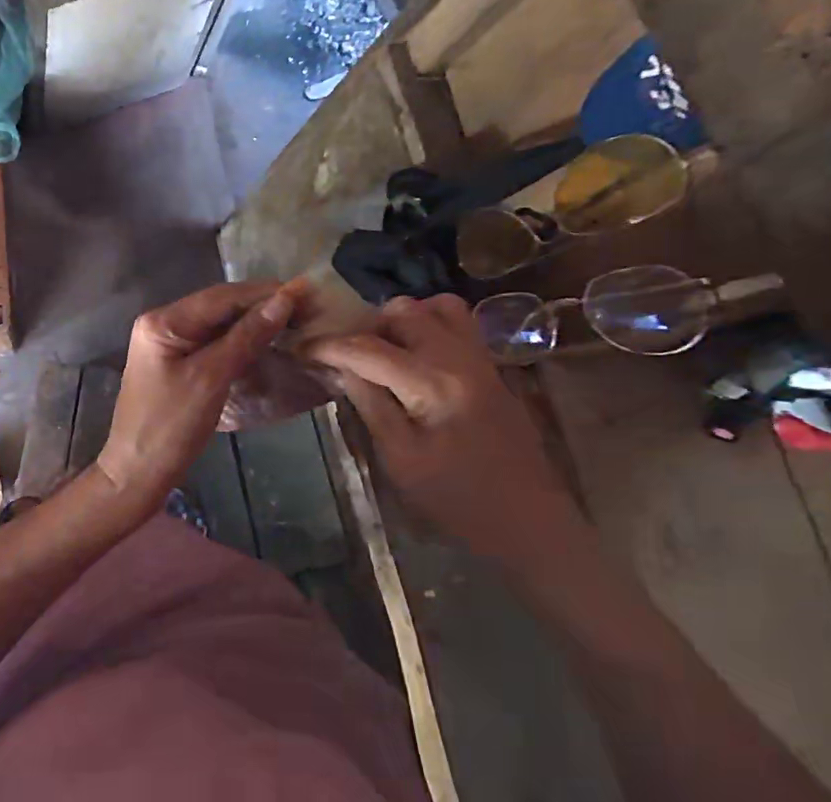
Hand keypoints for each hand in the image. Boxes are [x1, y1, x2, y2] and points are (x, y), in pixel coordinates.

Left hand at [97, 281, 297, 499]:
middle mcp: (162, 324)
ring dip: (254, 323)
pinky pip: (212, 343)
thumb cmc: (170, 426)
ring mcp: (168, 344)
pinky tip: (267, 342)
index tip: (306, 291)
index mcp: (162, 321)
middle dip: (261, 306)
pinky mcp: (176, 364)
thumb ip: (246, 337)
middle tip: (307, 307)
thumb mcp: (211, 378)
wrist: (138, 472)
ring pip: (217, 325)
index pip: (220, 296)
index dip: (263, 293)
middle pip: (218, 307)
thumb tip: (283, 300)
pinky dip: (240, 342)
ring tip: (296, 320)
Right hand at [299, 294, 589, 569]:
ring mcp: (482, 360)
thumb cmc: (457, 500)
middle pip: (403, 312)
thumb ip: (369, 403)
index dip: (327, 345)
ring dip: (402, 319)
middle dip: (365, 326)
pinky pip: (459, 324)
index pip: (367, 348)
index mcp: (433, 385)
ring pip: (436, 307)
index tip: (300, 348)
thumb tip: (338, 367)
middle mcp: (459, 359)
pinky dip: (429, 325)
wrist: (531, 523)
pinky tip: (413, 356)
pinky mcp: (492, 369)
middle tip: (346, 355)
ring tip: (383, 349)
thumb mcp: (400, 459)